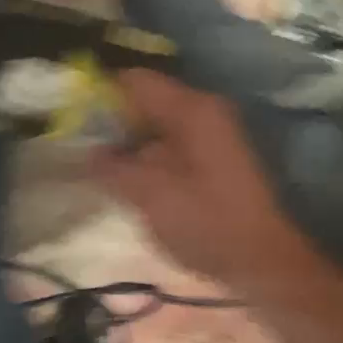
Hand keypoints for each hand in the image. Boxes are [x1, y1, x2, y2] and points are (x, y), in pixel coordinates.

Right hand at [94, 70, 315, 291]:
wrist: (265, 262)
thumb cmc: (207, 220)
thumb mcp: (151, 196)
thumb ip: (115, 169)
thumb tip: (89, 153)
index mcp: (191, 107)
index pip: (136, 80)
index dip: (104, 92)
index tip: (77, 114)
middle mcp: (205, 108)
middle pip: (149, 98)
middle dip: (117, 120)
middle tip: (86, 144)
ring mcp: (215, 130)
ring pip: (161, 121)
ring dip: (134, 139)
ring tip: (103, 164)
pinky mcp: (218, 154)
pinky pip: (175, 138)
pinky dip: (153, 151)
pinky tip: (135, 177)